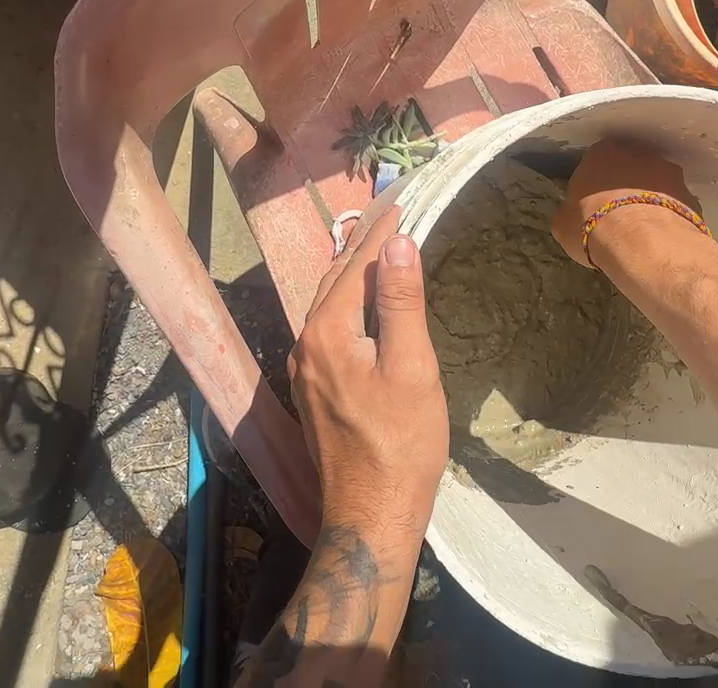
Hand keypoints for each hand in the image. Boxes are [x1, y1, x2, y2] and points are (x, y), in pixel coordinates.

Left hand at [290, 205, 448, 548]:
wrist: (369, 516)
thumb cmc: (401, 444)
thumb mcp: (411, 369)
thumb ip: (401, 304)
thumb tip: (398, 244)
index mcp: (328, 333)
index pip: (356, 266)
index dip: (380, 233)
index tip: (401, 201)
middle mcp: (306, 344)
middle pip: (335, 281)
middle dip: (362, 247)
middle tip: (389, 216)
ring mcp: (305, 369)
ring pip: (328, 305)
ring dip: (353, 275)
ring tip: (377, 251)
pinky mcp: (314, 390)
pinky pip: (329, 330)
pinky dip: (348, 305)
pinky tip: (362, 307)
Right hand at [550, 139, 702, 266]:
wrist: (645, 244)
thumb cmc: (593, 225)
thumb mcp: (563, 223)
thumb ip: (569, 210)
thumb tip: (572, 213)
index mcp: (602, 152)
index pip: (594, 162)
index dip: (593, 184)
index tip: (590, 203)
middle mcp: (638, 154)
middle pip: (629, 168)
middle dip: (624, 186)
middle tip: (616, 214)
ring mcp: (670, 173)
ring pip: (655, 184)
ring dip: (648, 199)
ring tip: (641, 229)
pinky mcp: (692, 196)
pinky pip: (675, 205)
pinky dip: (668, 216)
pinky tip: (659, 237)